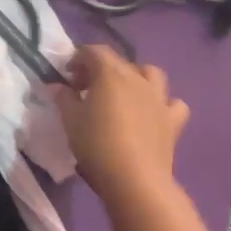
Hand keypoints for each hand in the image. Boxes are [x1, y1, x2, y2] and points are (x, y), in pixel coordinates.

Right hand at [52, 46, 189, 198]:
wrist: (135, 179)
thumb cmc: (97, 145)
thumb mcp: (70, 120)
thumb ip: (63, 98)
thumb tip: (58, 87)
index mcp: (110, 74)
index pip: (94, 52)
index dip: (78, 58)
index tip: (67, 74)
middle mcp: (137, 80)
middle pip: (119, 62)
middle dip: (99, 69)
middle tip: (85, 88)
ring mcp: (159, 99)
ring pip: (151, 74)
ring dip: (136, 76)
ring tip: (123, 92)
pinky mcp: (172, 121)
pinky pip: (173, 104)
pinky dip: (163, 104)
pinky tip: (153, 113)